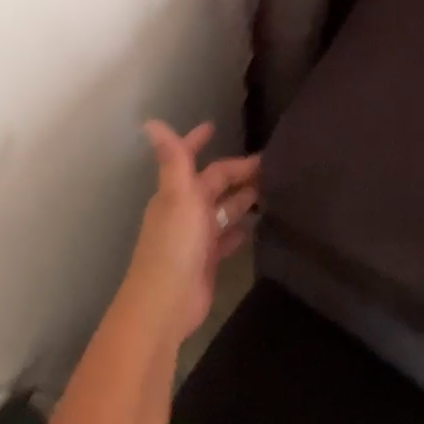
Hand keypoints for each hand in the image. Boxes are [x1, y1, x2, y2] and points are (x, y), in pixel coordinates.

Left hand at [118, 120, 258, 346]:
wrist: (167, 303)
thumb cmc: (174, 244)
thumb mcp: (178, 196)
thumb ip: (173, 159)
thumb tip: (150, 121)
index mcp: (177, 192)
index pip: (190, 158)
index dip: (198, 141)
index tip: (215, 126)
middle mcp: (185, 210)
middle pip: (214, 184)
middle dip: (236, 172)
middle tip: (271, 164)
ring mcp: (197, 236)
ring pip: (223, 209)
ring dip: (242, 198)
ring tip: (274, 189)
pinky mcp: (208, 260)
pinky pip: (228, 237)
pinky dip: (241, 229)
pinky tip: (259, 225)